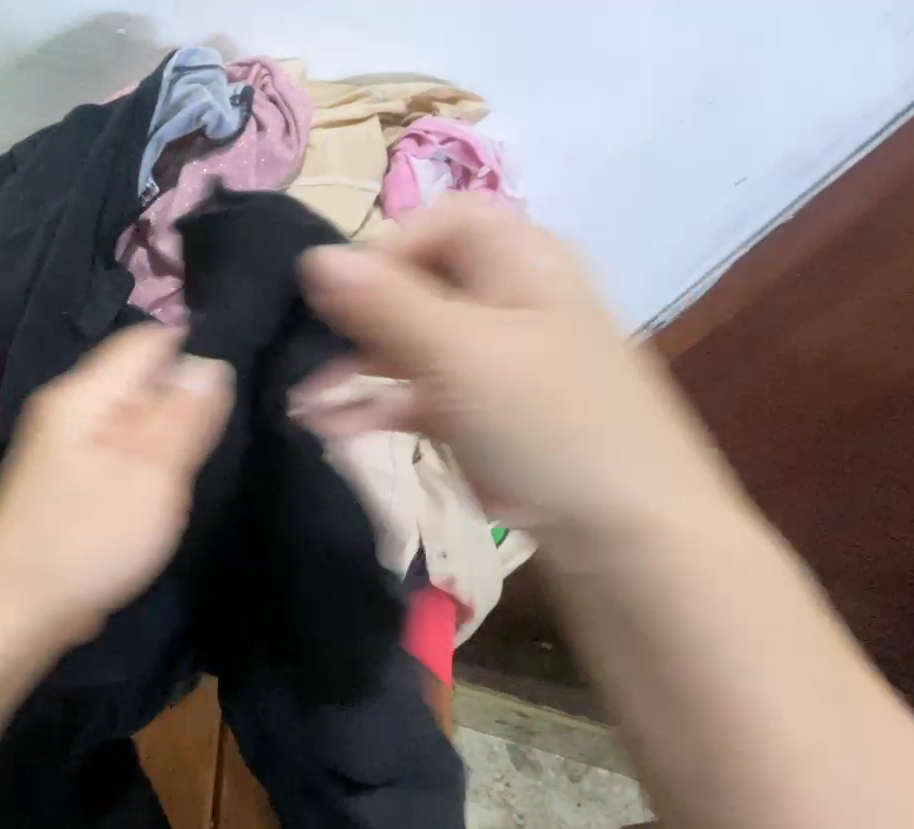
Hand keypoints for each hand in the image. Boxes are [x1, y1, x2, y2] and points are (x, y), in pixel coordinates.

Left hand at [0, 325, 233, 649]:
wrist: (23, 609)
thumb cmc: (91, 542)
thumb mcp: (151, 475)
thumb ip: (183, 414)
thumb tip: (209, 360)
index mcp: (82, 394)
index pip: (149, 338)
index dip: (194, 353)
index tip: (230, 391)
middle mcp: (65, 406)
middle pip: (138, 377)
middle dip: (179, 398)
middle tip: (215, 436)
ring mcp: (59, 442)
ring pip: (128, 415)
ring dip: (161, 433)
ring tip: (190, 463)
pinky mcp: (62, 474)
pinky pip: (112, 446)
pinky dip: (138, 458)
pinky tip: (155, 487)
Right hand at [292, 196, 739, 543]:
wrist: (612, 520)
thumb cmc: (545, 418)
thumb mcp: (460, 352)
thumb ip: (384, 304)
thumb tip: (312, 257)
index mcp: (518, 263)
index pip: (437, 223)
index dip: (384, 250)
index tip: (338, 297)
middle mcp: (499, 300)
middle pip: (410, 284)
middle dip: (353, 318)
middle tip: (306, 351)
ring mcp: (481, 357)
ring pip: (399, 343)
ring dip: (349, 369)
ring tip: (301, 402)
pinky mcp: (464, 408)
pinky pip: (404, 392)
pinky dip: (368, 406)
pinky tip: (327, 426)